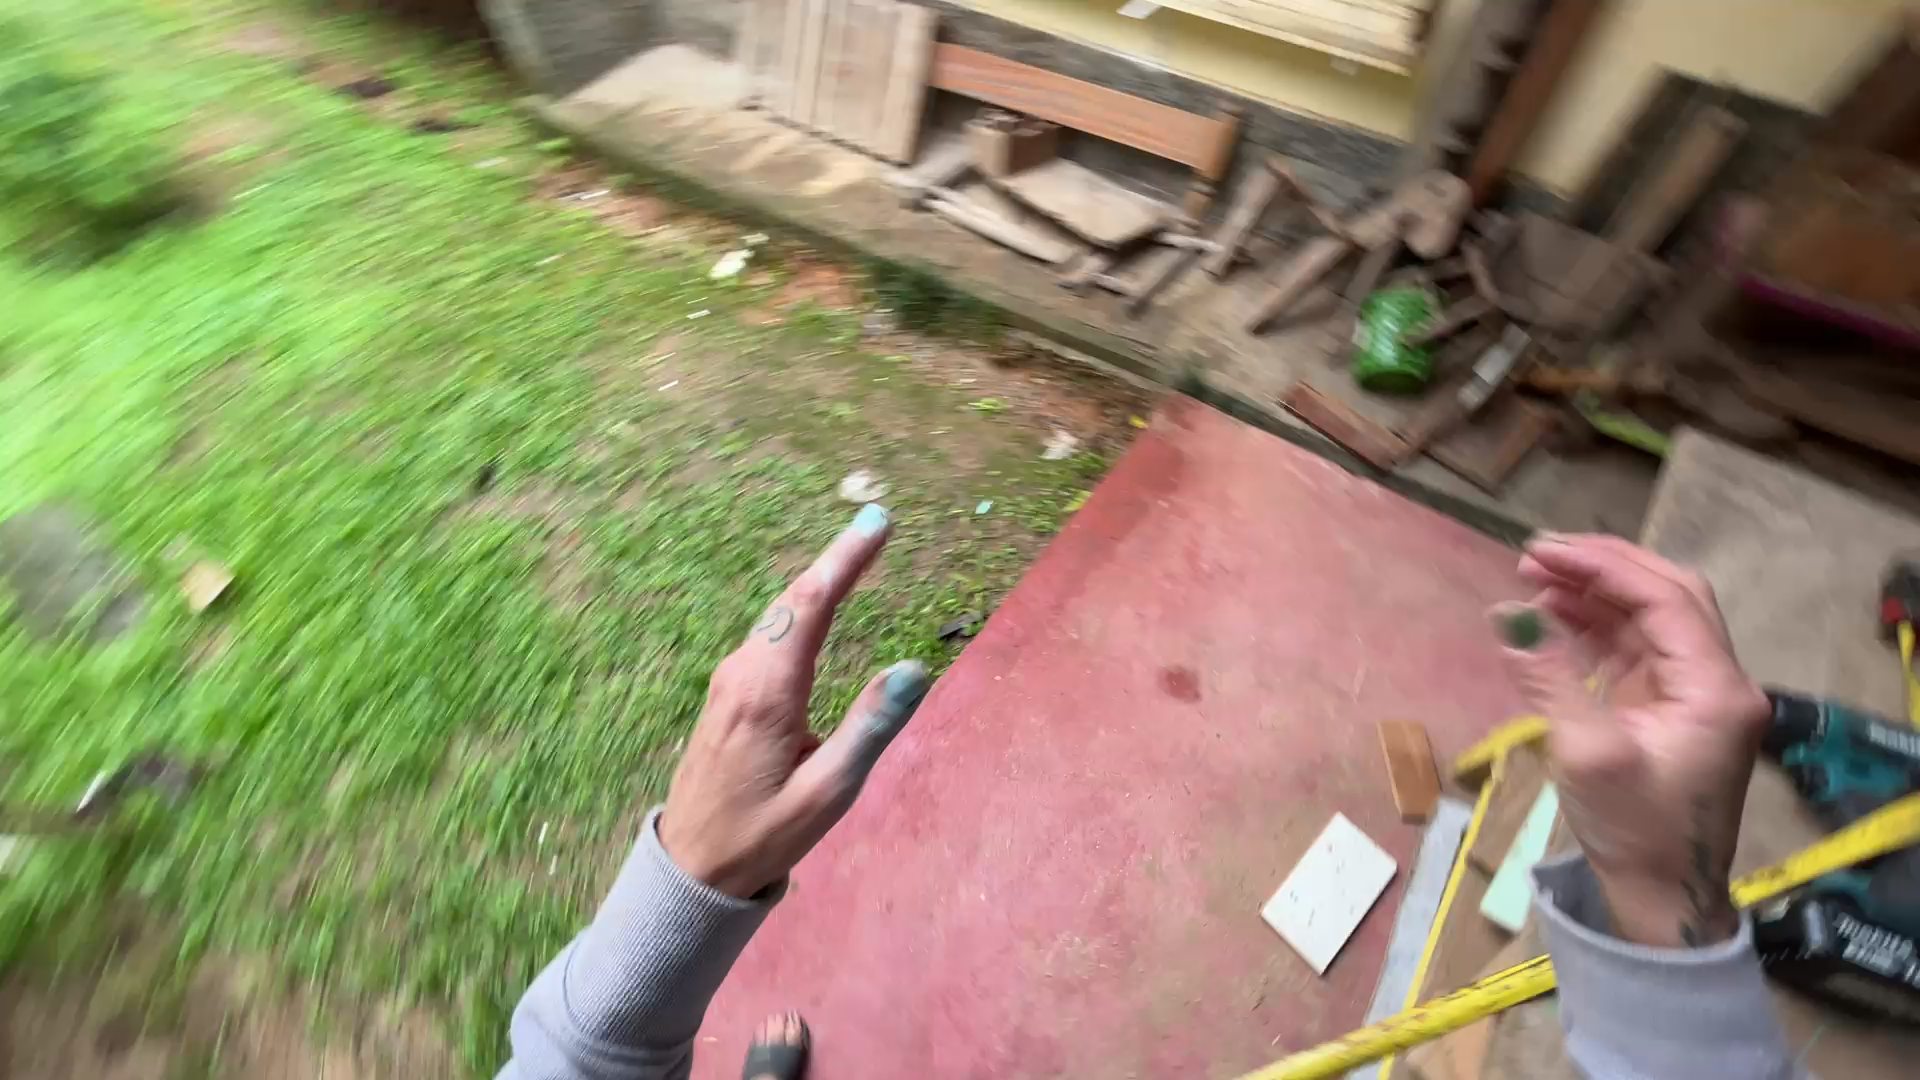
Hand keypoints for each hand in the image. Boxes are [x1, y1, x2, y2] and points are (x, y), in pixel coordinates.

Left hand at [658, 504, 931, 897]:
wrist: (688, 869)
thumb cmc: (764, 834)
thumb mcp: (827, 792)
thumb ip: (870, 727)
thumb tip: (915, 668)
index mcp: (768, 690)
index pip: (812, 602)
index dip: (847, 558)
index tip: (878, 523)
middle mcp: (743, 671)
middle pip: (794, 597)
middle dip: (837, 558)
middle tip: (877, 525)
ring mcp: (729, 678)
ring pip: (780, 612)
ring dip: (819, 579)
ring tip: (857, 554)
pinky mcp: (728, 690)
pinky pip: (771, 632)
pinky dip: (802, 606)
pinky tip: (818, 604)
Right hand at [1491, 534, 1768, 947]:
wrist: (1661, 887)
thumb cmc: (1631, 824)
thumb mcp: (1585, 751)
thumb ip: (1549, 677)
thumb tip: (1505, 616)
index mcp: (1712, 689)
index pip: (1665, 601)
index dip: (1603, 568)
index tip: (1540, 552)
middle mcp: (1711, 680)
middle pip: (1668, 596)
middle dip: (1603, 566)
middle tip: (1537, 553)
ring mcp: (1686, 691)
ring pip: (1646, 616)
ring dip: (1592, 590)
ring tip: (1532, 576)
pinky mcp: (1659, 703)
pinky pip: (1627, 644)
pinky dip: (1588, 621)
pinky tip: (1548, 613)